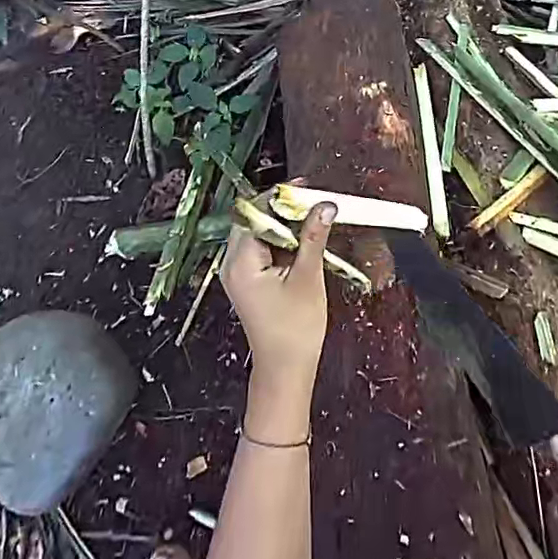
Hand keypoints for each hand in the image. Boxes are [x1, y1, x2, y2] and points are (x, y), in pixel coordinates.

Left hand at [223, 200, 332, 386]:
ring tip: (310, 217)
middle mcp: (232, 264)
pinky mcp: (247, 280)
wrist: (286, 369)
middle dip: (282, 208)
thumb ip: (314, 237)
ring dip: (282, 224)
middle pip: (253, 220)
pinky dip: (279, 240)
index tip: (305, 188)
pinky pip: (260, 248)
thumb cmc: (295, 329)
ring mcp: (238, 273)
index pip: (256, 214)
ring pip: (257, 233)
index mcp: (241, 262)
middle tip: (312, 201)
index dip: (279, 197)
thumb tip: (325, 205)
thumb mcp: (308, 277)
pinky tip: (301, 239)